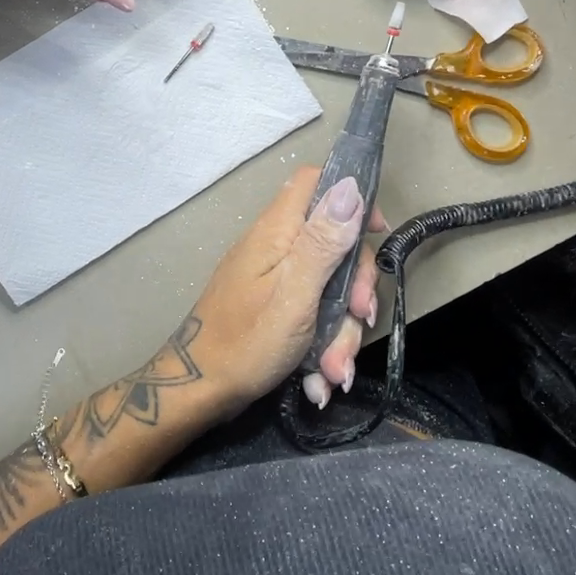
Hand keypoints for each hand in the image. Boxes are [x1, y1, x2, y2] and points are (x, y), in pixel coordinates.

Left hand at [182, 168, 384, 415]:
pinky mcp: (273, 307)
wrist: (200, 391)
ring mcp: (273, 278)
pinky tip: (320, 380)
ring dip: (340, 332)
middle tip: (359, 318)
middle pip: (334, 244)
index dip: (350, 198)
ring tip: (334, 372)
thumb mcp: (295, 294)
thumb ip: (322, 242)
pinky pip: (312, 315)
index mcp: (276, 232)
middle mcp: (275, 247)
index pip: (315, 183)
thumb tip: (349, 186)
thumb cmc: (246, 342)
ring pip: (328, 288)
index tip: (375, 234)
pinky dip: (323, 347)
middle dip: (354, 287)